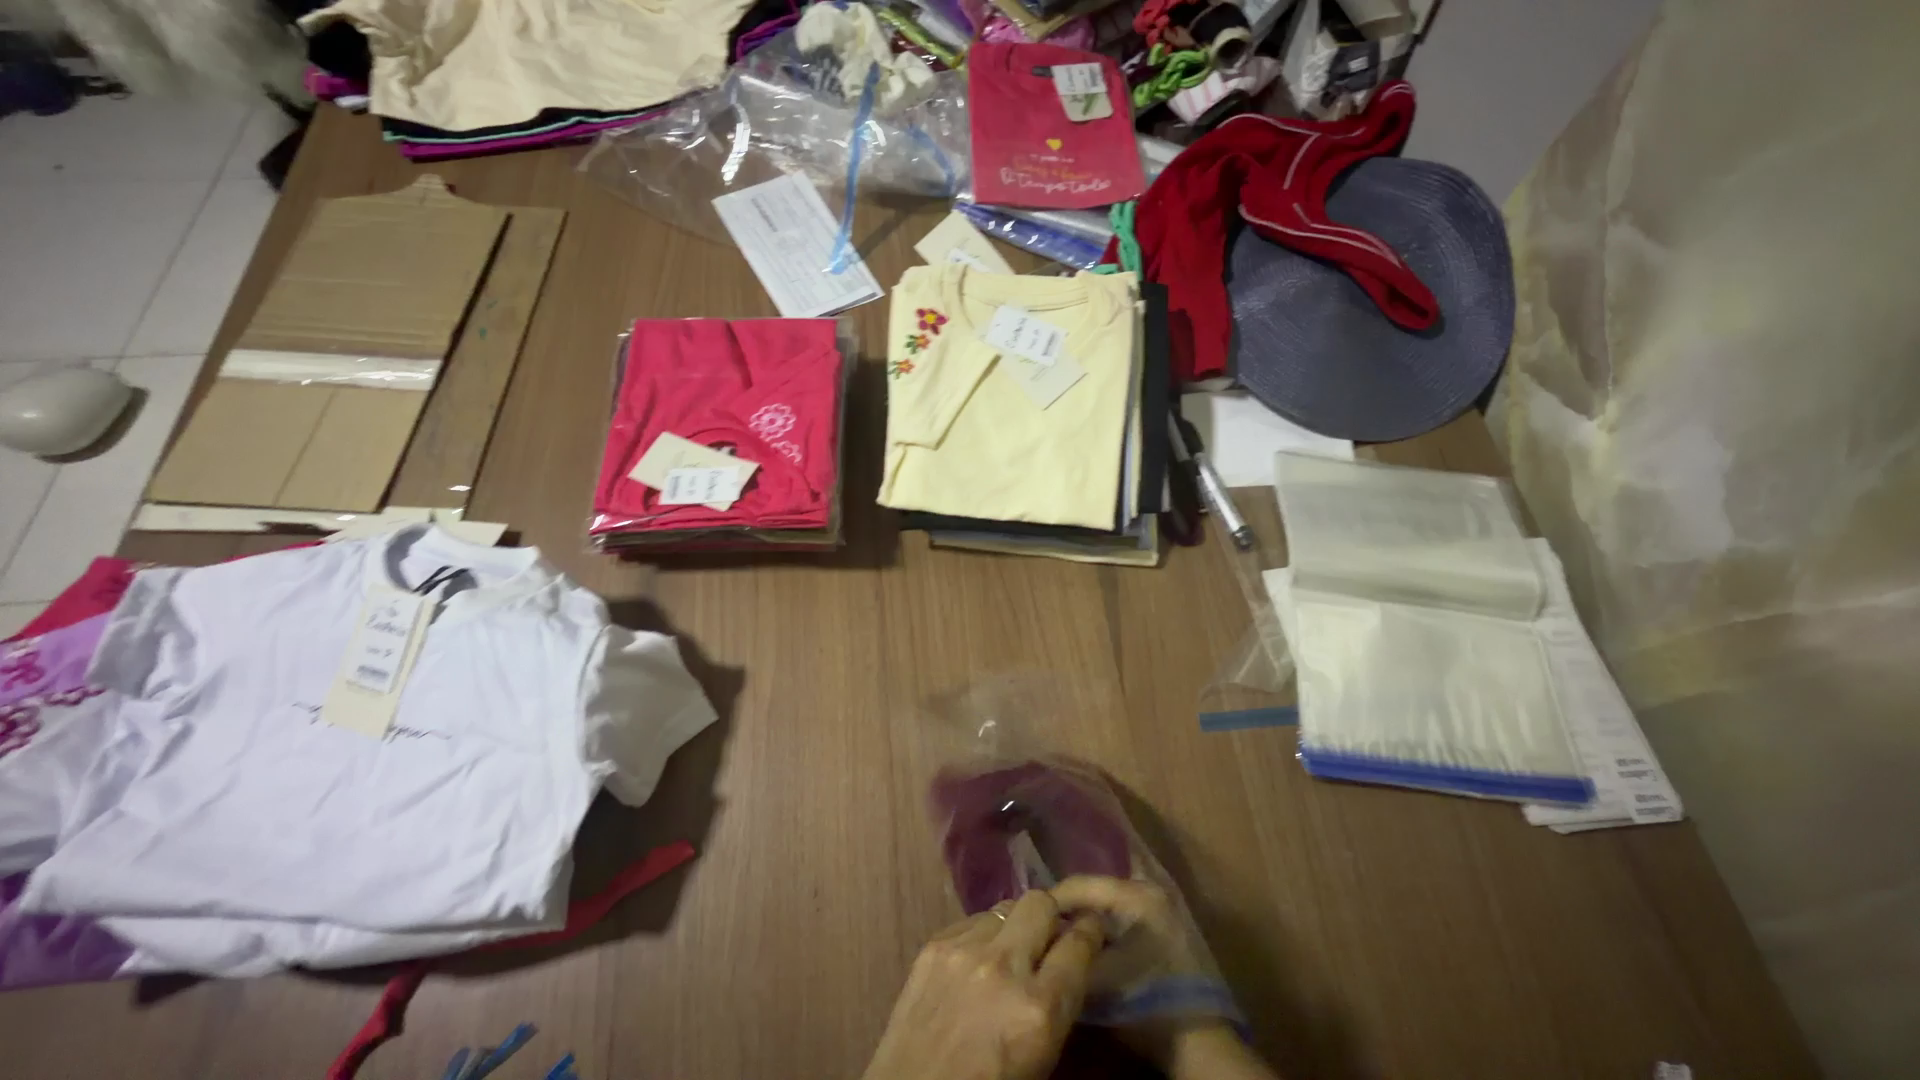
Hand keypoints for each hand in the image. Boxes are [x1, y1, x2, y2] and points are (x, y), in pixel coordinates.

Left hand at [861, 890, 1105, 1079]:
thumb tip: (1071, 957)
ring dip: (1016, 925)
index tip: (1094, 928)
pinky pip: (973, 921)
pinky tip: (978, 959)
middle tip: (1052, 933)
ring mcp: (964, 951)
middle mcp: (1003, 967)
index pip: (1079, 943)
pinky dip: (984, 933)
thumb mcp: (1043, 1053)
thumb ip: (1060, 999)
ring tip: (1011, 949)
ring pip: (1005, 906)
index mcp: (1039, 1008)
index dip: (1091, 931)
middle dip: (1053, 915)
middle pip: (1041, 904)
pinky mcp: (933, 945)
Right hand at [1052, 877, 1279, 1079]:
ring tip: (1062, 943)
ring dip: (1085, 922)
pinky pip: (1124, 919)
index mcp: (1136, 893)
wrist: (1200, 1042)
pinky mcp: (1170, 929)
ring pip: (1109, 907)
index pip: (1078, 885)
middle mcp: (1152, 890)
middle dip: (1067, 912)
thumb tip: (1038, 933)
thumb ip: (1062, 949)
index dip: (1047, 904)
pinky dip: (1105, 931)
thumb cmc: (1145, 1001)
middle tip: (1041, 933)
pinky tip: (1091, 952)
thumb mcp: (1095, 977)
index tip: (1025, 924)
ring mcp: (1165, 909)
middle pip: (1094, 893)